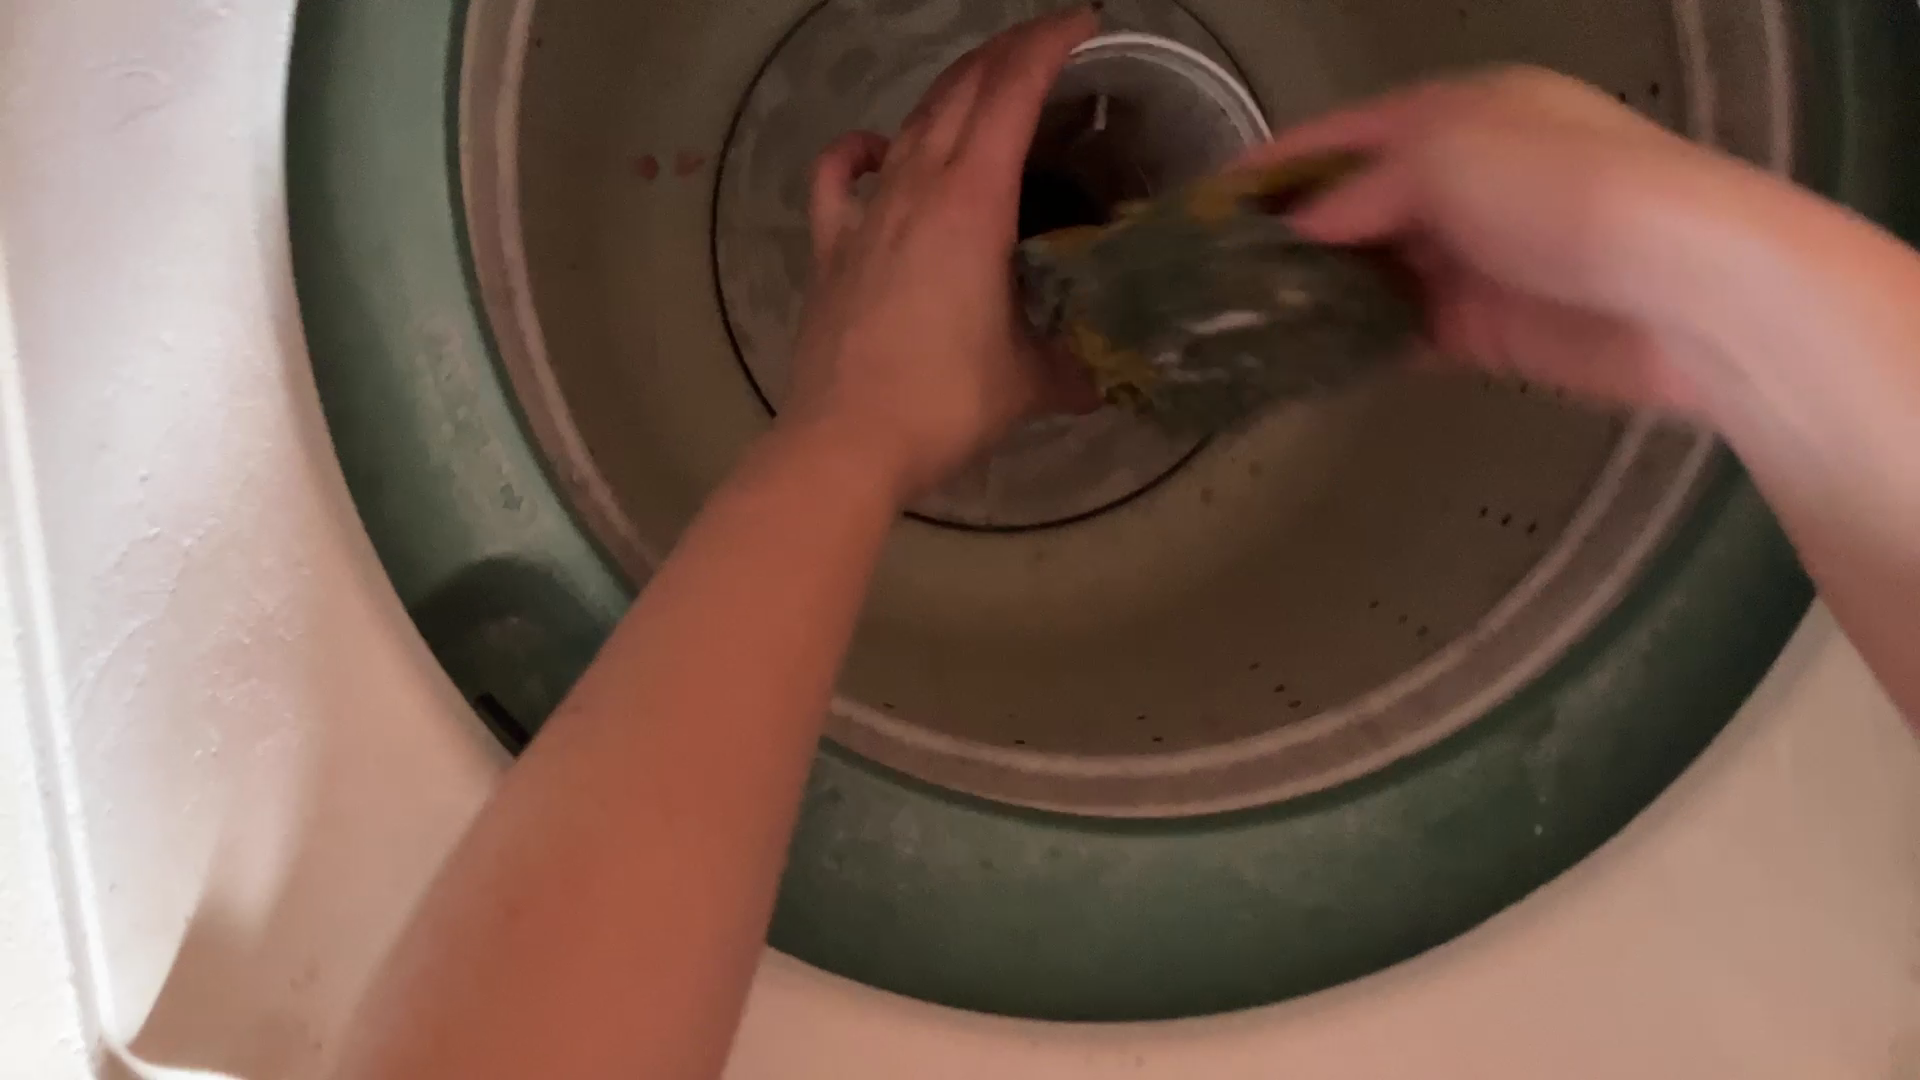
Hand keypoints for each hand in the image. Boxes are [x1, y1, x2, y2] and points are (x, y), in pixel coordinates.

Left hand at [780, 8, 1098, 501]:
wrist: (848, 443)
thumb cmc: (946, 405)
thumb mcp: (1030, 383)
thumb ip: (1078, 367)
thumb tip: (1111, 377)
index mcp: (971, 204)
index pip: (1013, 91)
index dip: (1051, 43)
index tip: (1085, 23)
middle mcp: (914, 189)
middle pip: (959, 91)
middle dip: (1007, 56)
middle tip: (1046, 53)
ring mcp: (864, 215)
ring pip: (907, 126)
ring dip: (948, 96)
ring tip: (982, 95)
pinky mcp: (828, 250)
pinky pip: (837, 177)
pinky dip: (859, 150)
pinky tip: (875, 150)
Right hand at [1243, 67, 1780, 414]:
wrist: (1671, 291)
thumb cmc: (1559, 193)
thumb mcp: (1447, 158)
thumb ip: (1357, 192)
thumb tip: (1296, 234)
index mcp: (1449, 119)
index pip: (1334, 139)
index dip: (1268, 169)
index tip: (1205, 205)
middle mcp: (1448, 183)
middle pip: (1341, 210)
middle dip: (1279, 240)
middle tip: (1213, 275)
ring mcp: (1456, 258)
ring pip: (1358, 275)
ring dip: (1307, 296)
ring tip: (1240, 320)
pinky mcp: (1464, 324)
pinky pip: (1385, 330)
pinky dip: (1345, 343)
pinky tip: (1298, 357)